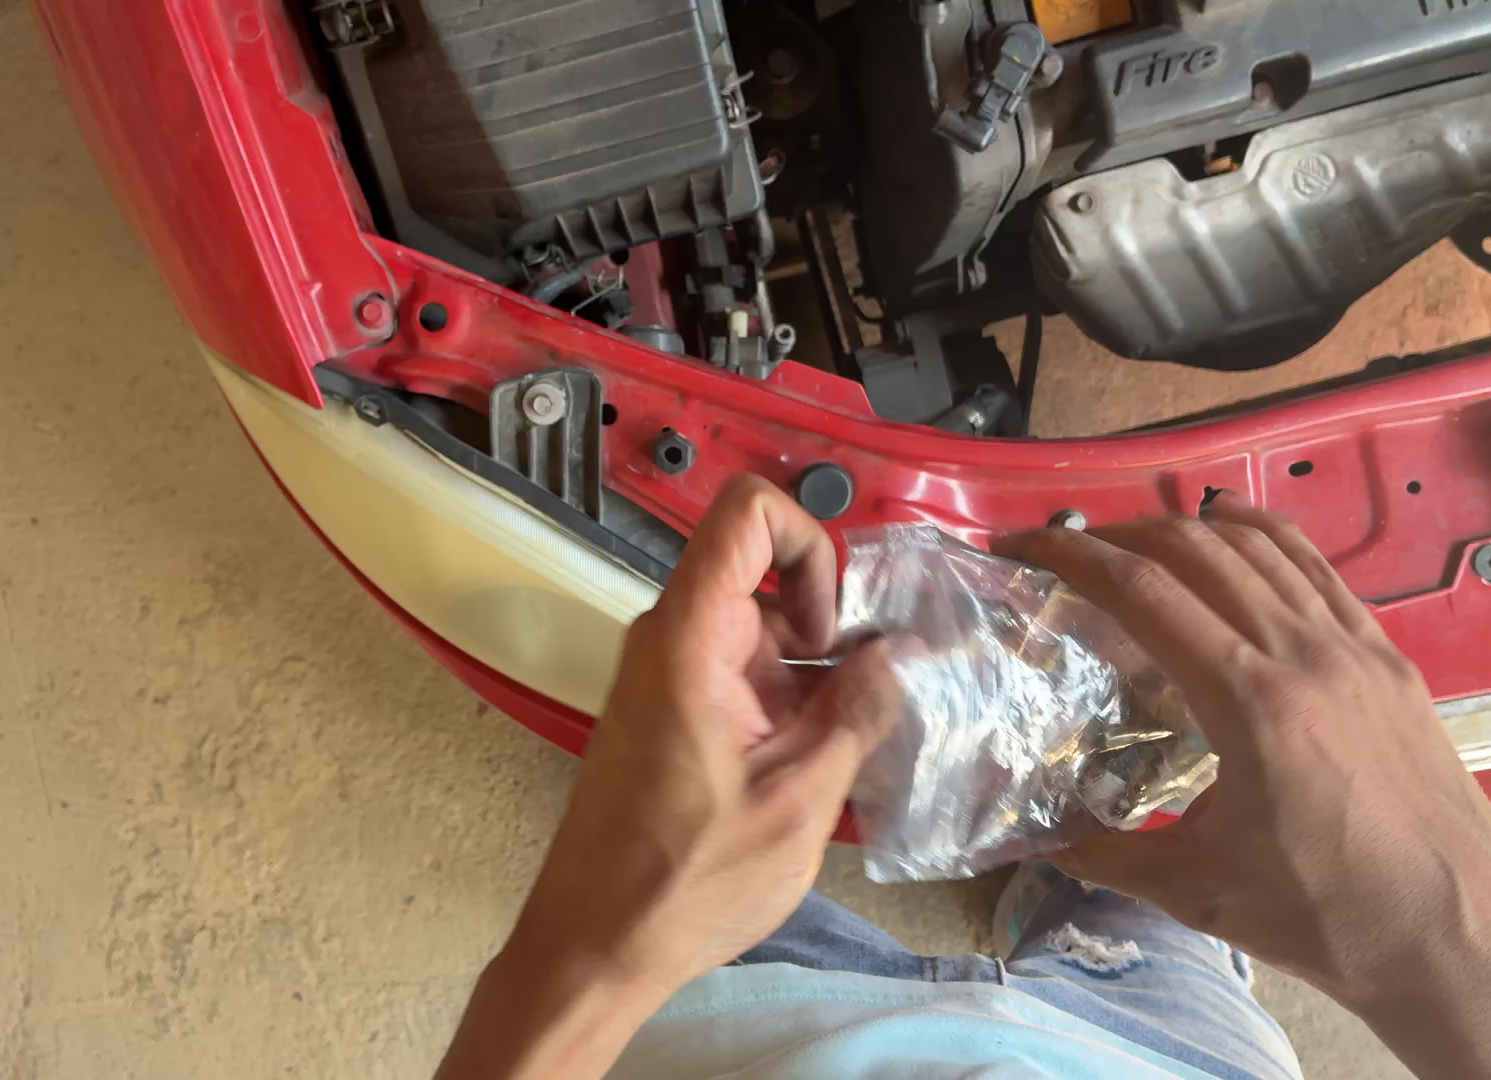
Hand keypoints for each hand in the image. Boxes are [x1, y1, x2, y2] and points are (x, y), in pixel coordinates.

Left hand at [435, 474, 900, 1079]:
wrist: (595, 939)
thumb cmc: (689, 875)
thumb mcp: (797, 797)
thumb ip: (856, 710)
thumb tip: (896, 651)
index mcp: (690, 632)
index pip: (746, 513)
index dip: (809, 542)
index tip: (832, 630)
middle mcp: (671, 633)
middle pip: (763, 576)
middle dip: (828, 627)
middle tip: (868, 700)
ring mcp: (668, 668)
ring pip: (759, 628)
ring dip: (812, 671)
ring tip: (850, 743)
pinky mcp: (671, 703)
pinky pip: (738, 668)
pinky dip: (784, 695)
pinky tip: (815, 760)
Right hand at [996, 493, 1490, 1079]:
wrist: (1468, 952)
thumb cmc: (1323, 917)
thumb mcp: (1191, 889)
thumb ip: (1097, 851)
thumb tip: (1027, 834)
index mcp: (1250, 702)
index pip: (1143, 591)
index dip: (1069, 556)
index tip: (1018, 547)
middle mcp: (1304, 656)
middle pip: (1191, 550)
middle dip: (1110, 535)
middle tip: (1057, 548)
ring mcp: (1355, 650)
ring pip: (1255, 546)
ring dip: (1176, 529)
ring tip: (1124, 542)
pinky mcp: (1388, 658)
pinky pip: (1315, 568)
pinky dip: (1257, 533)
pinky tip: (1222, 528)